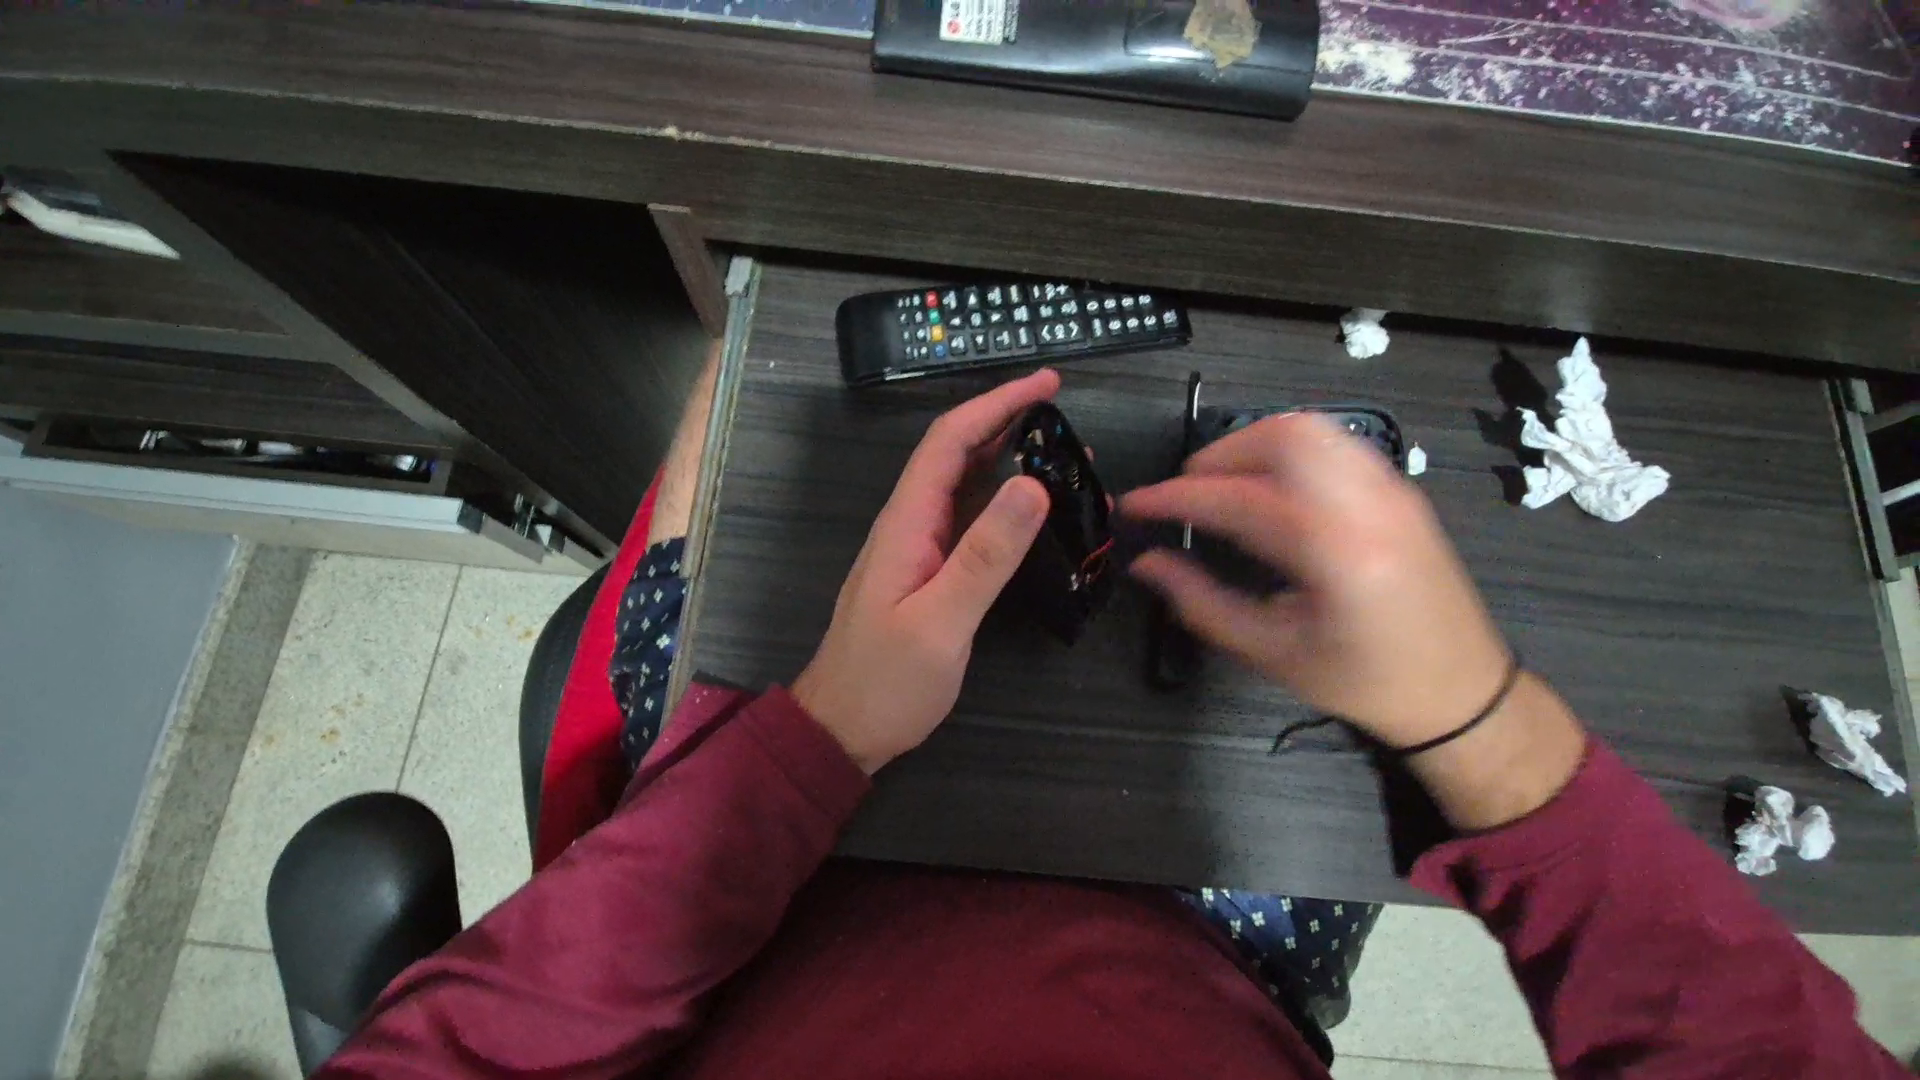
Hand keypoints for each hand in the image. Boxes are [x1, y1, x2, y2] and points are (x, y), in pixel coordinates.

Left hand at [792, 369, 1058, 772]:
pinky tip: (1033, 510)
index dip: (996, 404)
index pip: (949, 442)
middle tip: (1064, 414)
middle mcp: (911, 525)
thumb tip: (1031, 485)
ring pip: (965, 486)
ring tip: (1063, 455)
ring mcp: (919, 550)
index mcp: (907, 523)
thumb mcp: (941, 623)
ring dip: (1008, 459)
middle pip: (957, 454)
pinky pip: (969, 522)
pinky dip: (1003, 504)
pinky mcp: (929, 574)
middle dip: (1007, 421)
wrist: (842, 728)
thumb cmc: (885, 682)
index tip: (1046, 385)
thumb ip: (985, 556)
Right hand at [1119, 412, 1511, 749]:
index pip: (1237, 499)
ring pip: (1310, 428)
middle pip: (1279, 438)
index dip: (1174, 498)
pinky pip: (1335, 443)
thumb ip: (1200, 602)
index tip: (1137, 504)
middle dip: (1217, 455)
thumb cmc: (1366, 681)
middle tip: (1185, 492)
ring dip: (1252, 444)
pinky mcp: (1399, 491)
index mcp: (1335, 553)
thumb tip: (1149, 565)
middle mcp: (1368, 507)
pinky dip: (1287, 449)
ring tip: (1221, 484)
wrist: (1461, 691)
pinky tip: (1267, 485)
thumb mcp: (1271, 652)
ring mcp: (1390, 491)